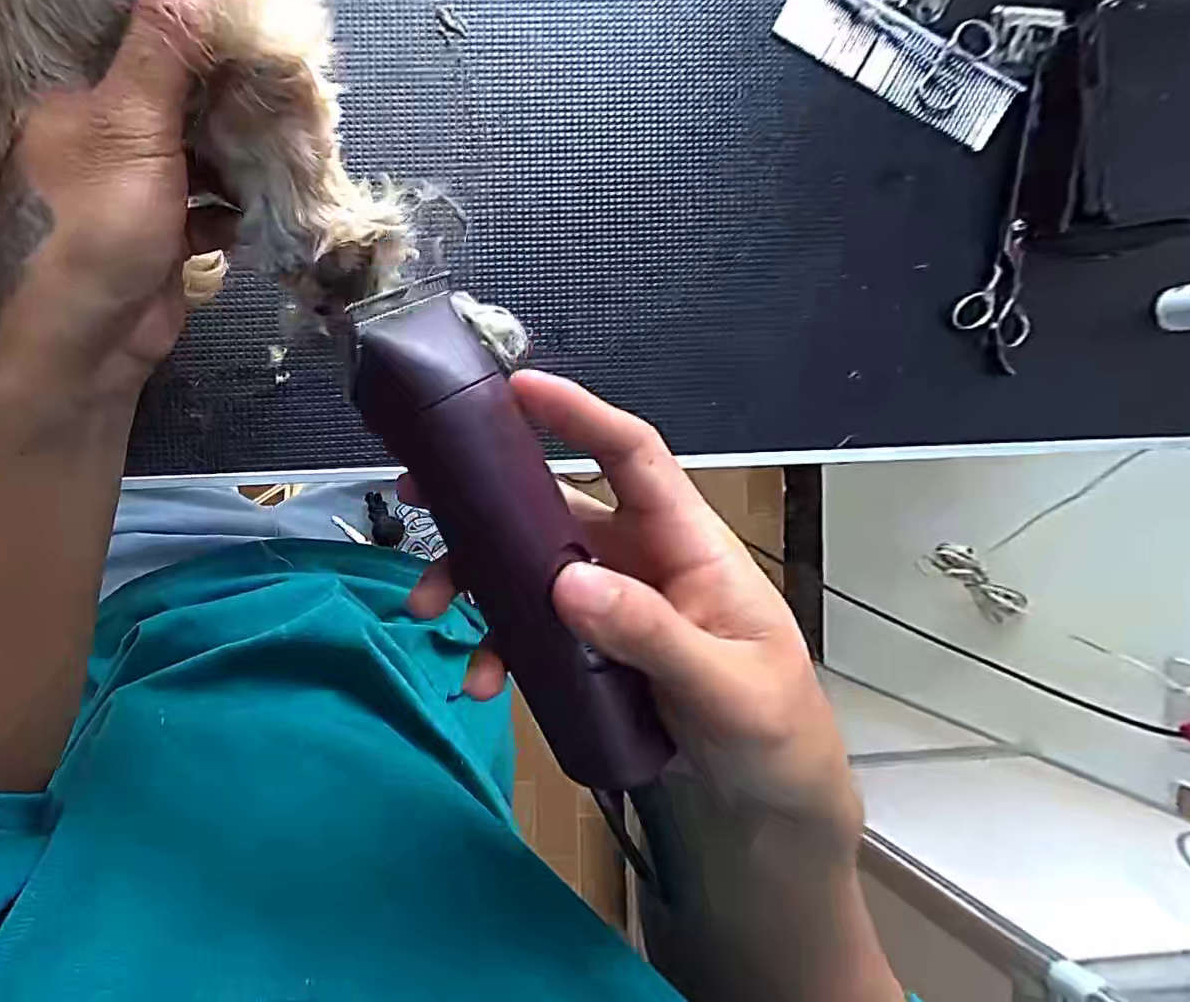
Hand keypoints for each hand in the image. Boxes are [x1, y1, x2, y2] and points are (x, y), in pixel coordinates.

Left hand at [0, 0, 238, 404]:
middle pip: (179, 98)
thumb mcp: (130, 131)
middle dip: (229, 96)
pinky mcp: (164, 236)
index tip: (249, 19)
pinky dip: (228, 209)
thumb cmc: (100, 231)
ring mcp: (137, 192)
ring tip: (277, 146)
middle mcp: (106, 140)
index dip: (195, 25)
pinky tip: (247, 212)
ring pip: (199, 154)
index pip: (141, 39)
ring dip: (236, 156)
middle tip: (280, 81)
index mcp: (80, 101)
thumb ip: (165, 51)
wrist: (95, 345)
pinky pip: (206, 207)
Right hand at [406, 370, 861, 853]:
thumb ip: (654, 634)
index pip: (630, 453)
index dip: (577, 414)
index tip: (518, 389)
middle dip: (478, 494)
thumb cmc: (771, 729)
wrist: (756, 800)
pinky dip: (489, 642)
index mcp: (680, 540)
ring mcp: (596, 596)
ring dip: (465, 577)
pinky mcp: (572, 636)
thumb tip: (567, 584)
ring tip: (425, 605)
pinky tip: (480, 676)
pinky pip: (517, 623)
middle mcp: (627, 554)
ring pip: (514, 562)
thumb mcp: (728, 688)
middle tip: (418, 491)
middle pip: (543, 502)